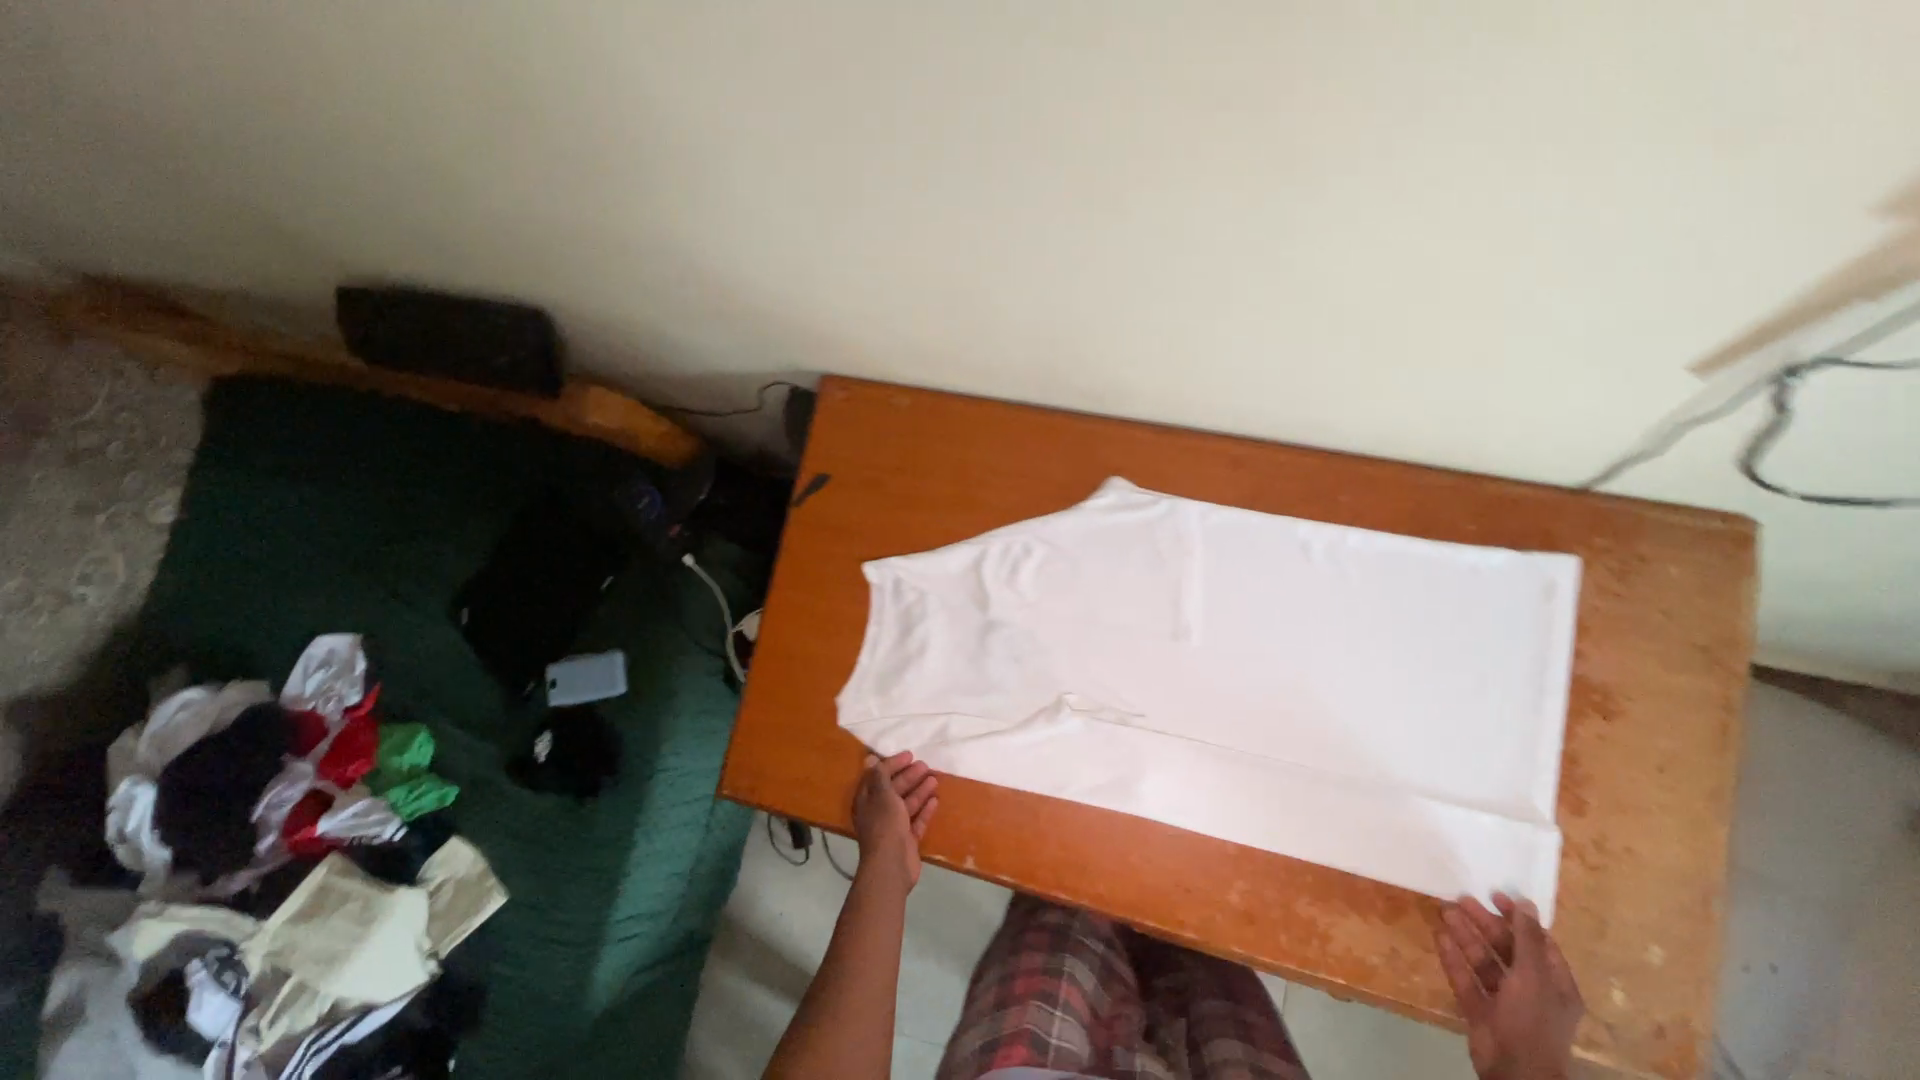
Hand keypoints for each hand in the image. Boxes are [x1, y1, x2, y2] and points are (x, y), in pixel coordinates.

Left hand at [851, 752, 938, 890]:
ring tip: (934, 779)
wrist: (891, 865)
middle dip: (909, 776)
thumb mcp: (882, 795)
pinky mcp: (906, 839)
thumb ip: (880, 777)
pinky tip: (935, 800)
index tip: (909, 755)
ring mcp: (893, 826)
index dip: (892, 764)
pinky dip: (924, 810)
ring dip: (919, 791)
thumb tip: (870, 758)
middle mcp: (879, 812)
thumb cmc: (884, 825)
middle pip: (894, 789)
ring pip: (907, 804)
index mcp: (867, 800)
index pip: (879, 776)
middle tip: (925, 765)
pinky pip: (916, 820)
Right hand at [1433, 893, 1583, 1079]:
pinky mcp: (1480, 1010)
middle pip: (1507, 949)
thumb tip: (1526, 903)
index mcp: (1555, 984)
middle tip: (1461, 900)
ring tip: (1445, 912)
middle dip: (1485, 924)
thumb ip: (1527, 939)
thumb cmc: (1532, 1020)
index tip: (1495, 896)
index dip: (1518, 918)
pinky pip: (1467, 979)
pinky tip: (1440, 938)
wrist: (1515, 1071)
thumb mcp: (1534, 976)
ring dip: (1466, 937)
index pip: (1537, 943)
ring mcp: (1504, 1001)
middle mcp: (1531, 990)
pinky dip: (1454, 959)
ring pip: (1484, 962)